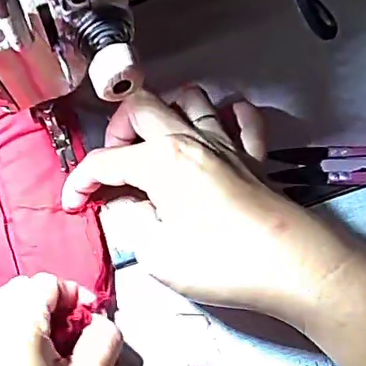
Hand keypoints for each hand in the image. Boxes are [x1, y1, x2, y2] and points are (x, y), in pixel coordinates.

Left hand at [0, 274, 123, 365]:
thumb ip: (100, 344)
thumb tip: (100, 320)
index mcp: (14, 327)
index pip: (44, 283)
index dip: (72, 297)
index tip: (86, 325)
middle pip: (16, 293)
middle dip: (45, 307)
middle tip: (64, 345)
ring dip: (18, 323)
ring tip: (34, 363)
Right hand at [61, 86, 365, 325]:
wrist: (293, 267)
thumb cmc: (219, 263)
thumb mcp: (155, 254)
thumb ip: (129, 222)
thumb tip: (122, 206)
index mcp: (159, 161)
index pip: (104, 161)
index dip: (79, 182)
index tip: (72, 206)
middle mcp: (190, 139)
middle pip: (141, 107)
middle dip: (115, 131)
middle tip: (114, 167)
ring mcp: (226, 142)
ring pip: (189, 98)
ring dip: (165, 113)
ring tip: (155, 144)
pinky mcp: (254, 155)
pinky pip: (240, 116)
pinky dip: (223, 116)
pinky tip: (213, 132)